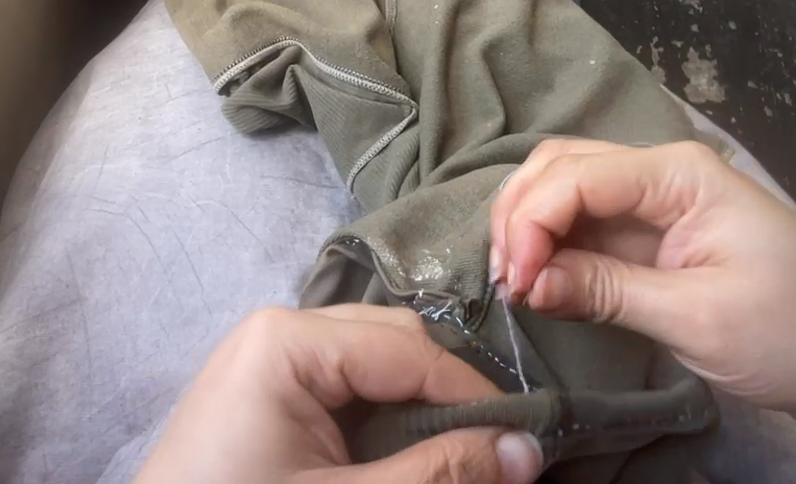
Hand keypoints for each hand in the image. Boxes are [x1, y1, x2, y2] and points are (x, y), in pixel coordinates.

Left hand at [134, 304, 543, 483]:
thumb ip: (435, 474)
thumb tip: (528, 450)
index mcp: (289, 339)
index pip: (405, 347)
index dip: (470, 392)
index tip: (525, 440)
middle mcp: (281, 327)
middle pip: (391, 340)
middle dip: (444, 394)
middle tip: (491, 452)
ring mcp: (270, 354)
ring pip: (373, 359)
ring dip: (416, 405)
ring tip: (447, 456)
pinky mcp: (268, 386)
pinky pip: (343, 383)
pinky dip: (380, 415)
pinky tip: (396, 452)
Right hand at [487, 139, 795, 423]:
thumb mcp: (699, 320)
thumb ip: (605, 291)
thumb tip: (524, 282)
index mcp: (678, 174)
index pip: (579, 175)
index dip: (532, 220)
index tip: (515, 281)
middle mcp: (658, 170)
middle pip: (562, 166)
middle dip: (520, 213)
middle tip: (505, 277)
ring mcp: (654, 198)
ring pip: (565, 185)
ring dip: (528, 224)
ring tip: (514, 277)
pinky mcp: (651, 229)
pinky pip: (585, 220)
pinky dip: (552, 244)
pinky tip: (537, 274)